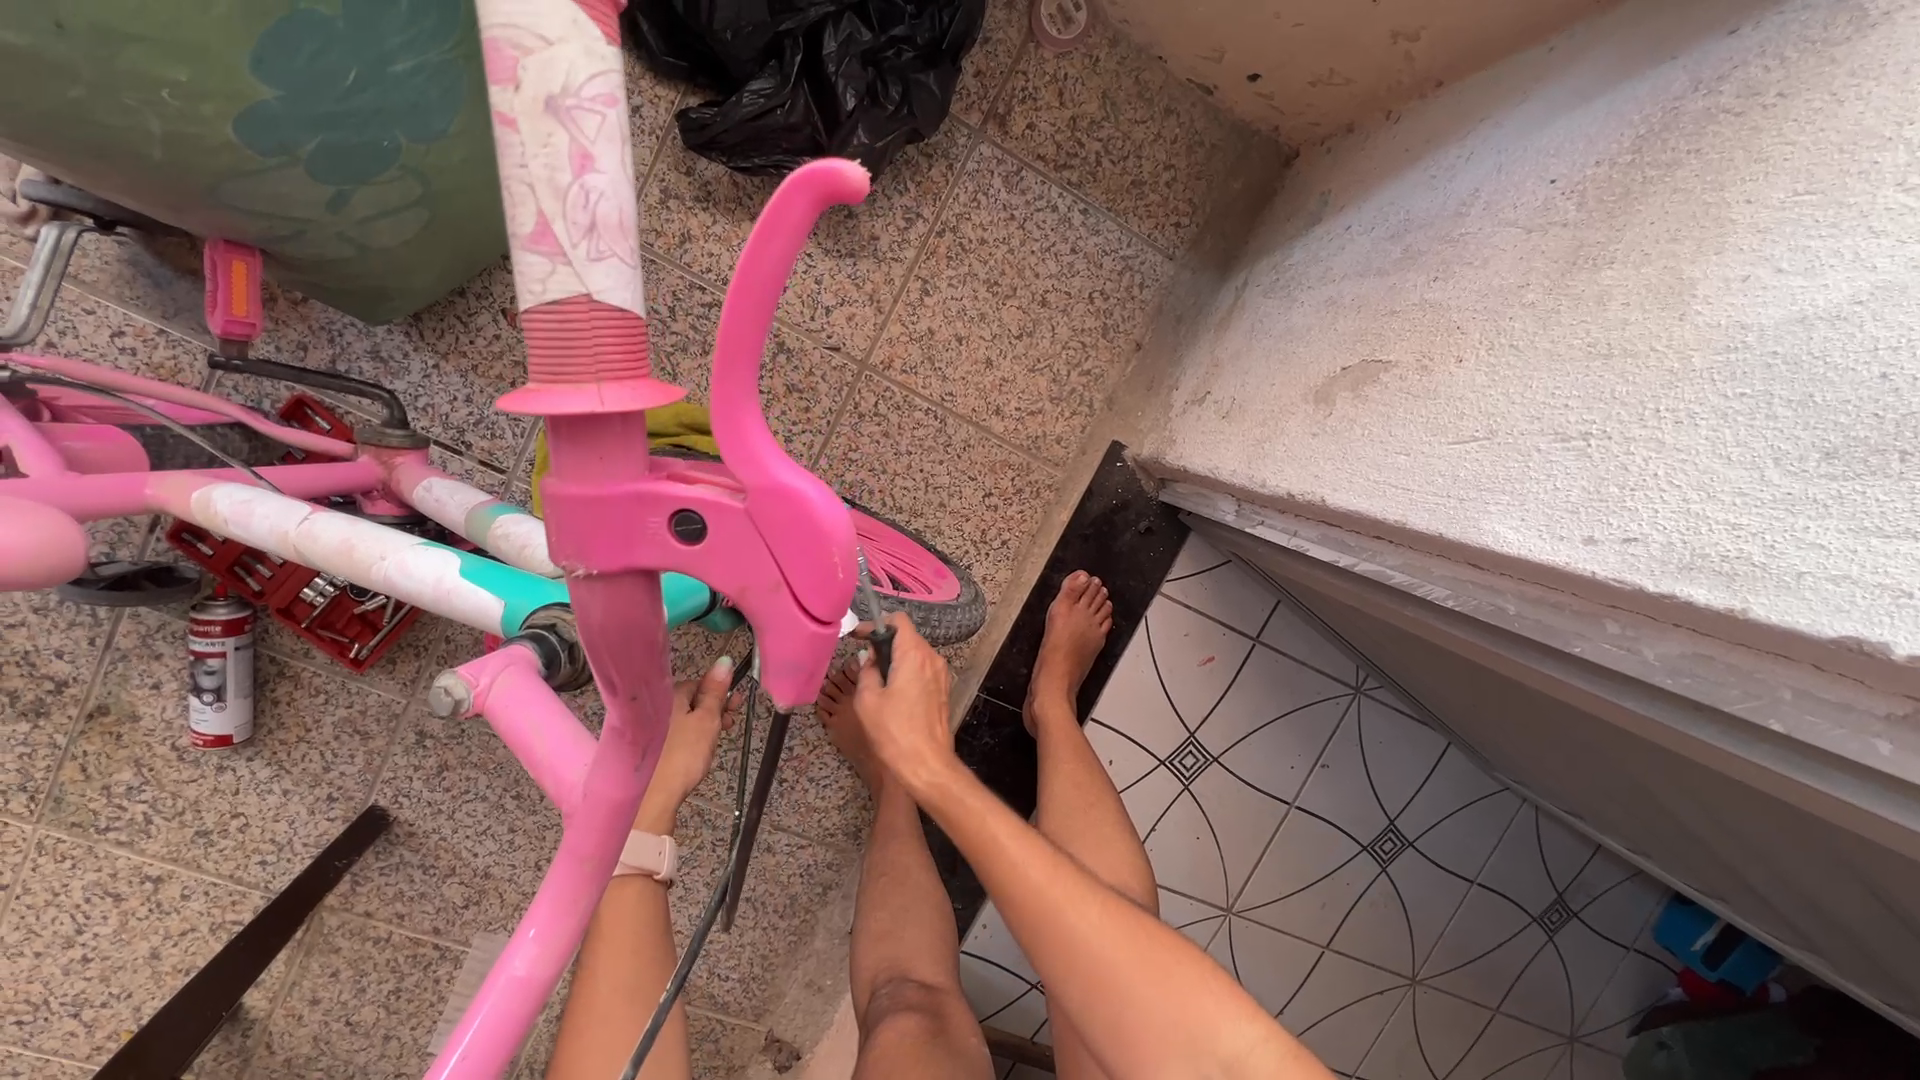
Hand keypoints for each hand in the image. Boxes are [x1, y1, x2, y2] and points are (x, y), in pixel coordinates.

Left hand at [636, 657, 739, 829]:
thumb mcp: (707, 721)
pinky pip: (672, 735)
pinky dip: (687, 739)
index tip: (735, 708)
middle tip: (730, 724)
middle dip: (713, 710)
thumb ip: (716, 692)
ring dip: (703, 725)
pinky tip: (696, 751)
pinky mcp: (646, 749)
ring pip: (682, 719)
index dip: (719, 694)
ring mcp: (647, 729)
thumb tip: (725, 660)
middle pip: (690, 701)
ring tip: (716, 740)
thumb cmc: (683, 754)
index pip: (698, 684)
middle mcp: (654, 706)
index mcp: (668, 695)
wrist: (651, 797)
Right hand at [851, 614, 957, 794]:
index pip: (899, 621)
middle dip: (885, 643)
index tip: (860, 635)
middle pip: (908, 637)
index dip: (877, 624)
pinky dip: (907, 671)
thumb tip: (869, 659)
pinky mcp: (943, 690)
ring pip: (916, 654)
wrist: (926, 764)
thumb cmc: (894, 732)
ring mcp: (941, 675)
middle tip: (864, 658)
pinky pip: (923, 670)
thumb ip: (867, 671)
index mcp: (914, 655)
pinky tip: (892, 691)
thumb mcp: (867, 700)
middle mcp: (932, 659)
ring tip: (876, 677)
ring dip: (896, 658)